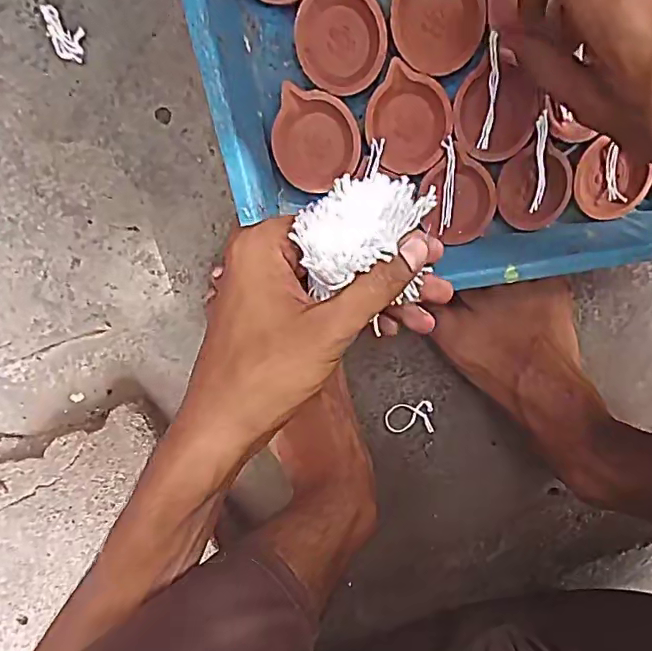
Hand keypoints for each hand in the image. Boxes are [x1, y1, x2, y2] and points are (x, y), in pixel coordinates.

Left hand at [182, 217, 450, 449]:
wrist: (225, 427)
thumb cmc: (256, 381)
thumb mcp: (330, 327)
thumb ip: (376, 285)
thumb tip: (409, 253)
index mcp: (262, 246)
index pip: (336, 223)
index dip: (385, 237)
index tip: (417, 246)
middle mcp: (260, 259)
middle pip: (339, 252)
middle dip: (389, 274)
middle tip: (426, 280)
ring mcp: (267, 287)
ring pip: (336, 279)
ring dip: (377, 297)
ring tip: (417, 310)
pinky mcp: (275, 312)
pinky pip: (322, 300)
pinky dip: (352, 313)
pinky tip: (387, 325)